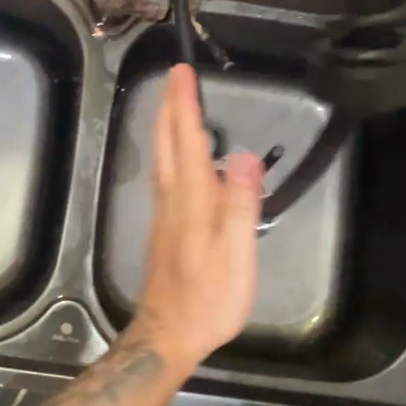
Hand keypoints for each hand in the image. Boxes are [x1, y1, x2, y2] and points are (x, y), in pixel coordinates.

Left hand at [133, 64, 264, 364]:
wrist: (168, 333)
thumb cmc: (208, 298)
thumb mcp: (235, 255)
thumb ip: (239, 206)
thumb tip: (243, 156)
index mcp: (190, 200)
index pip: (187, 141)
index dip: (184, 105)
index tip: (182, 72)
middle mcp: (171, 199)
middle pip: (167, 144)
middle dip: (169, 107)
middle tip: (175, 77)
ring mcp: (163, 214)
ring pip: (161, 159)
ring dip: (166, 126)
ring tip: (173, 105)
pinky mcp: (163, 229)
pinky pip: (164, 176)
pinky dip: (168, 152)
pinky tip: (176, 157)